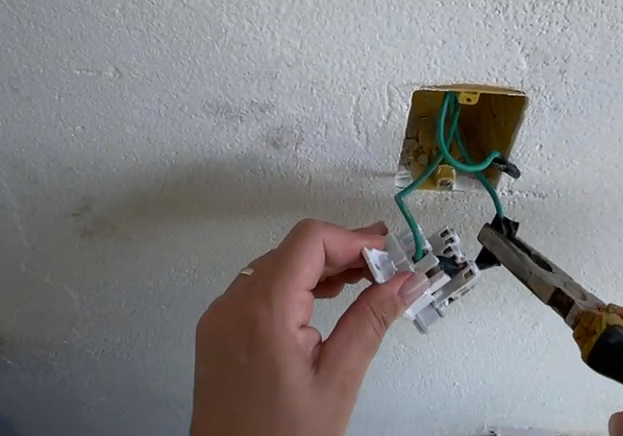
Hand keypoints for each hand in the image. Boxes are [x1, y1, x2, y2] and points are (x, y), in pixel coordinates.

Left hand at [192, 219, 426, 435]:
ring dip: (319, 266)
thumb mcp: (337, 383)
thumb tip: (405, 281)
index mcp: (263, 310)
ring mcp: (221, 316)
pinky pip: (259, 287)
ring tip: (362, 279)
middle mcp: (233, 304)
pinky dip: (293, 284)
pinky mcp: (218, 331)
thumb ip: (370, 321)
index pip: (310, 240)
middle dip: (341, 250)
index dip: (353, 238)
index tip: (388, 252)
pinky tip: (321, 298)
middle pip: (294, 249)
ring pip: (276, 264)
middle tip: (385, 263)